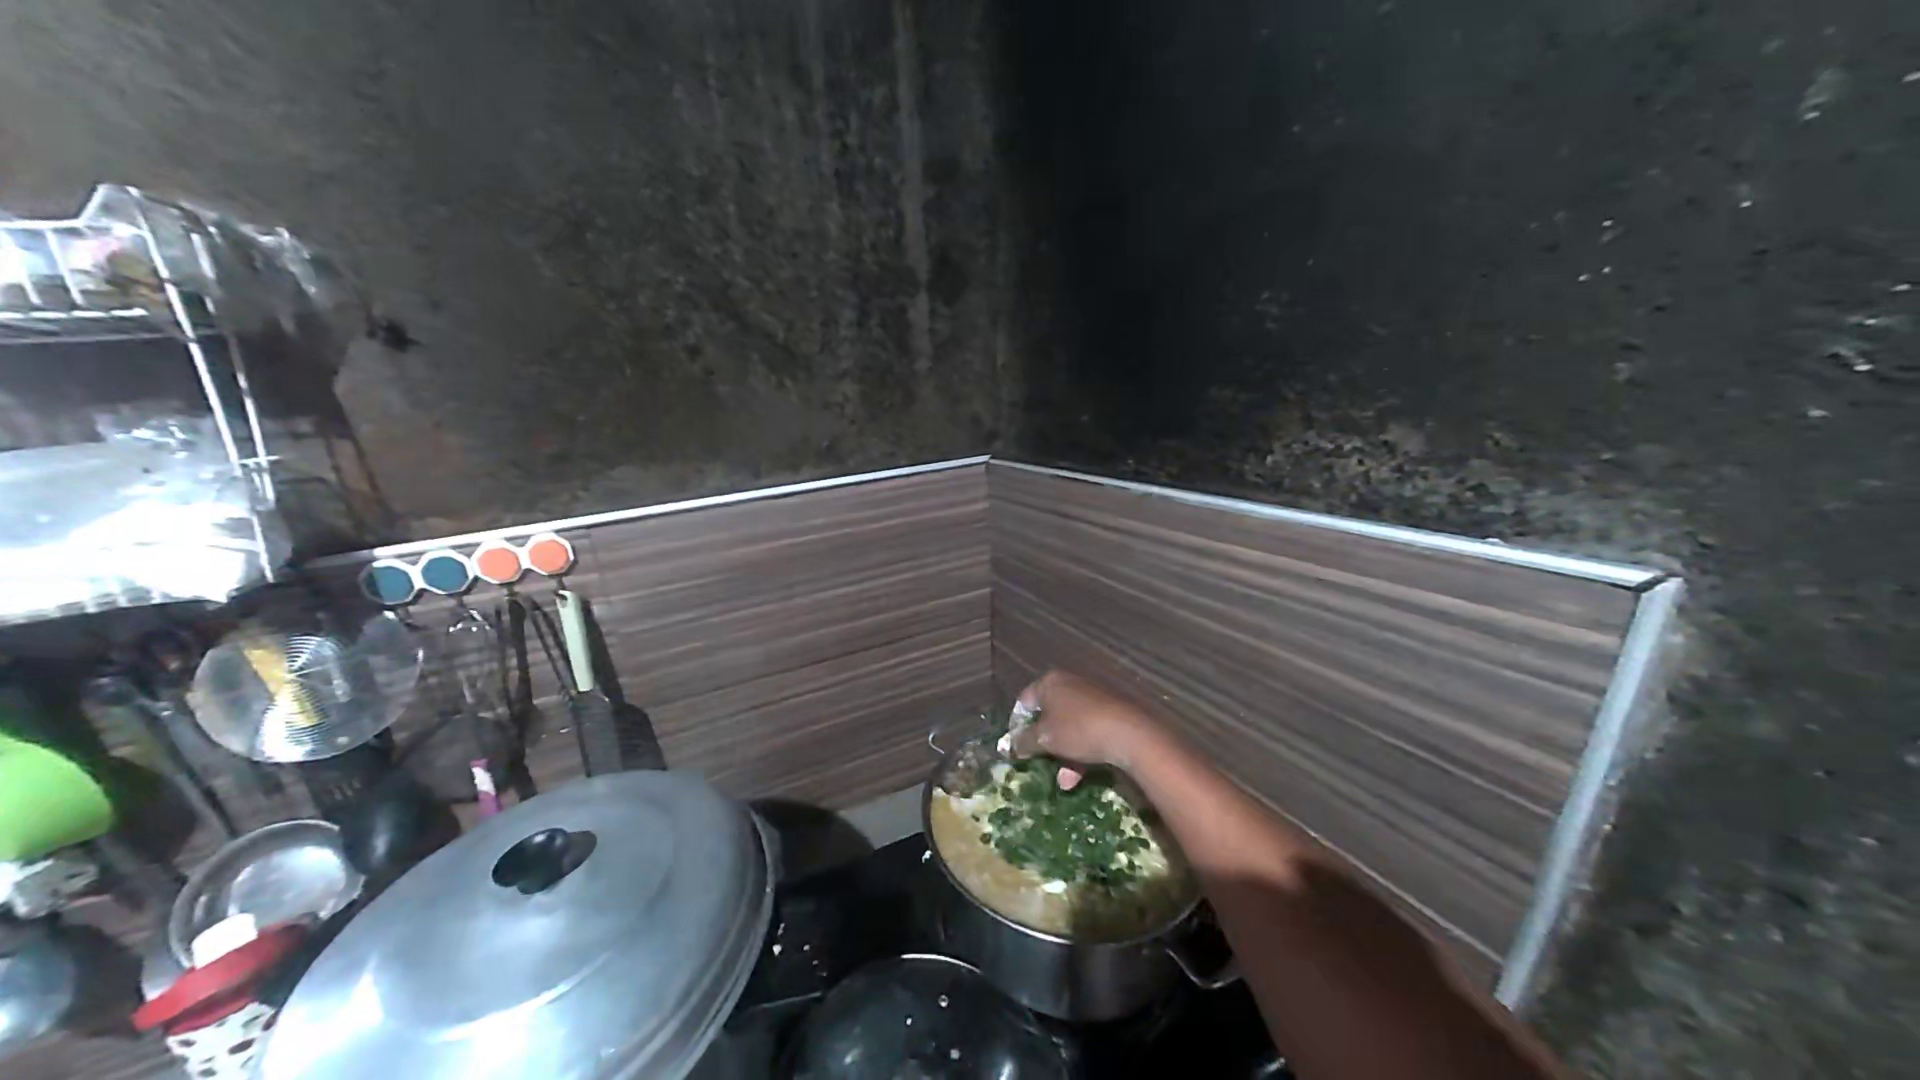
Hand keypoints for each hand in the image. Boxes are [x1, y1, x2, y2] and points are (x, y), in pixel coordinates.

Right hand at [1011, 670, 1164, 786]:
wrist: (1129, 735)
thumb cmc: (1078, 730)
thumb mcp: (1044, 738)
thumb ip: (1023, 741)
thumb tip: (1011, 745)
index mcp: (1049, 682)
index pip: (1024, 703)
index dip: (1016, 727)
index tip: (1016, 749)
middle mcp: (1069, 684)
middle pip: (1046, 717)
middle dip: (1042, 746)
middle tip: (1037, 765)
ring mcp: (1090, 698)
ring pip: (1066, 729)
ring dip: (1062, 756)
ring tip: (1063, 781)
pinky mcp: (1107, 713)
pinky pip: (1085, 732)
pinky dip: (1079, 752)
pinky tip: (1078, 777)